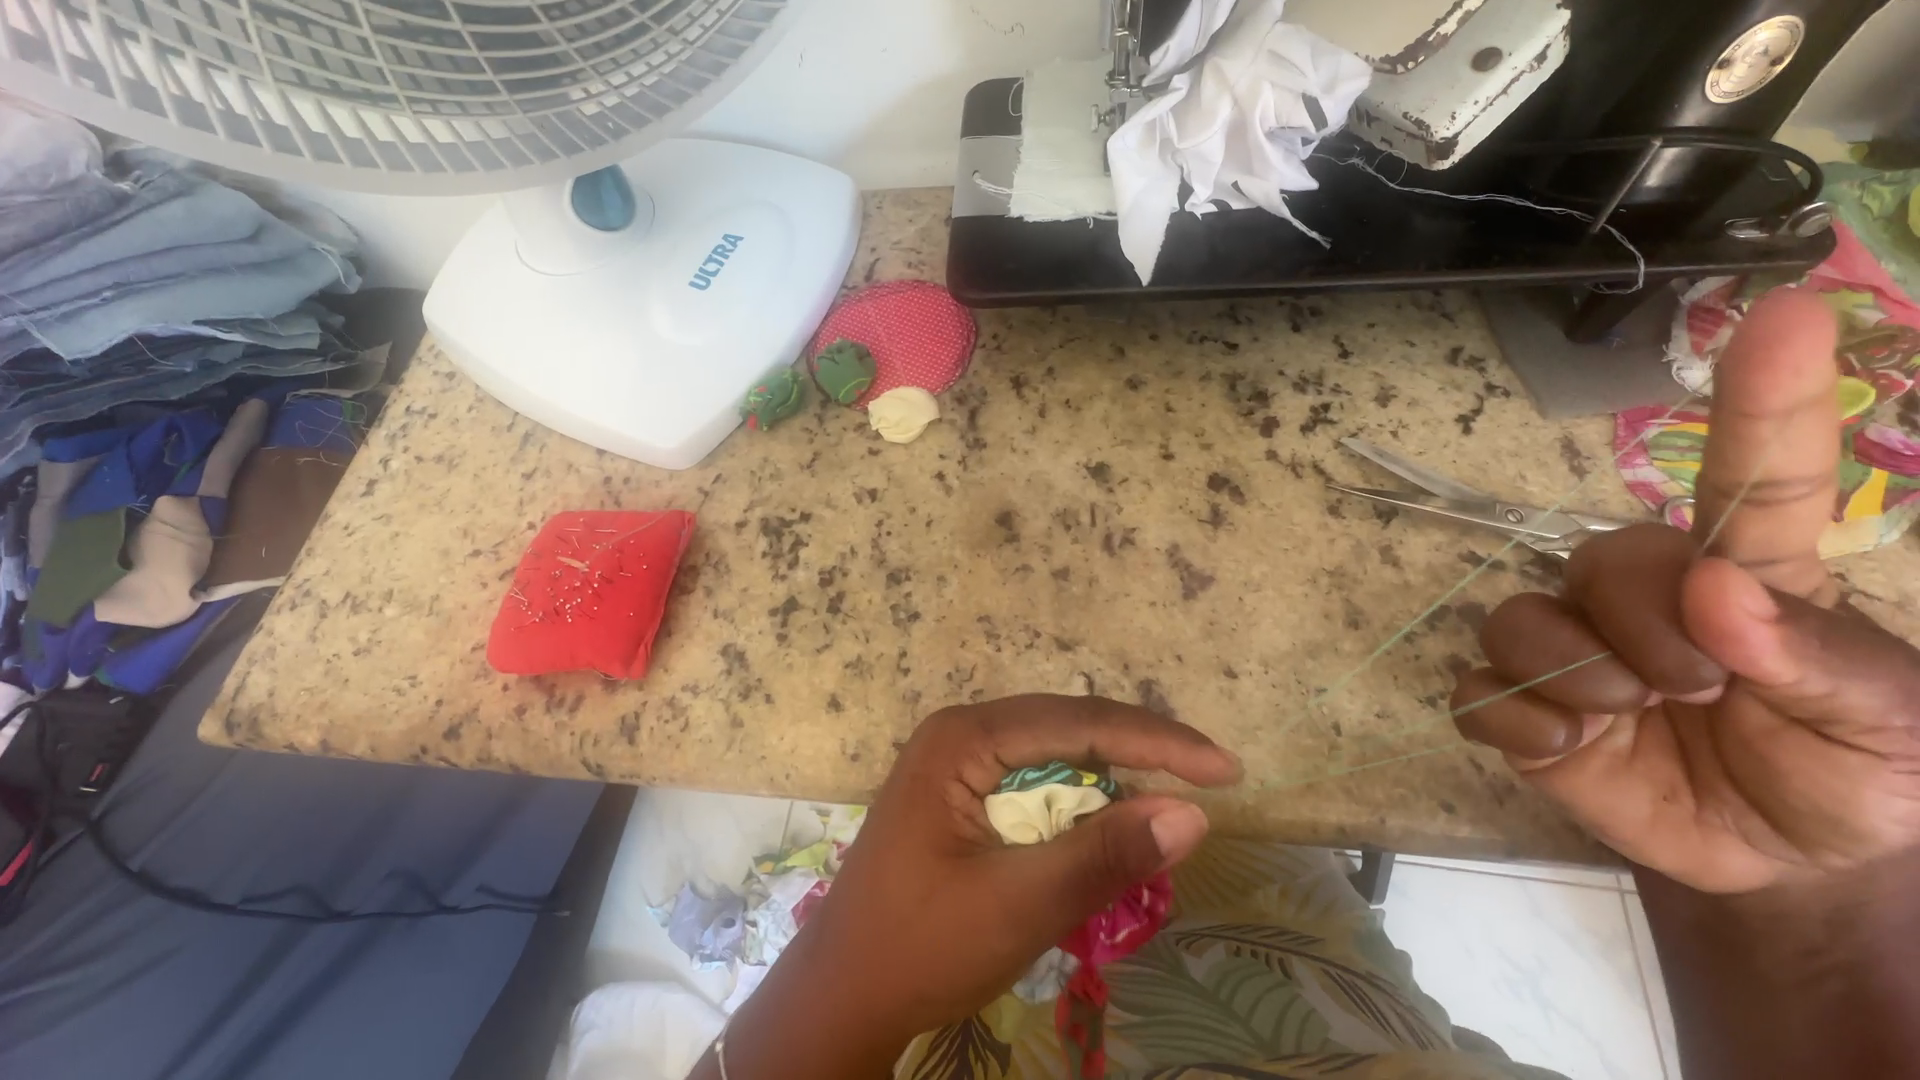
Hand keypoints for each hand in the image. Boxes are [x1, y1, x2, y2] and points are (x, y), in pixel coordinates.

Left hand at [711, 696, 1239, 1076]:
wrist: (843, 996)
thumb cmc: (921, 945)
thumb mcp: (1019, 903)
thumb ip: (1103, 855)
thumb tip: (1192, 814)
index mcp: (963, 739)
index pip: (1078, 722)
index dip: (1158, 741)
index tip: (1225, 770)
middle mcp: (960, 735)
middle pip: (1068, 729)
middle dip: (1139, 755)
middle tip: (1210, 781)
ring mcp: (956, 765)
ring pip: (1055, 758)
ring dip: (1111, 783)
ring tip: (1170, 805)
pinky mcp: (961, 798)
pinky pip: (1034, 788)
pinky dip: (1079, 809)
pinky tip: (1109, 830)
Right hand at [1451, 289, 1919, 893]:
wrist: (1770, 861)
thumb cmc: (1848, 773)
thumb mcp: (1893, 729)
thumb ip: (1825, 659)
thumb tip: (1718, 593)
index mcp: (1742, 578)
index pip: (1751, 479)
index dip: (1768, 398)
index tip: (1788, 312)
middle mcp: (1639, 596)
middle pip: (1597, 560)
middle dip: (1639, 627)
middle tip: (1692, 689)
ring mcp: (1568, 648)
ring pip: (1516, 619)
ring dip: (1570, 678)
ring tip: (1623, 722)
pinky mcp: (1515, 704)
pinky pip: (1473, 689)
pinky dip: (1516, 723)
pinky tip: (1563, 748)